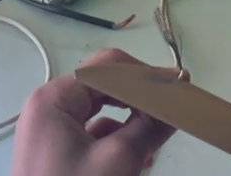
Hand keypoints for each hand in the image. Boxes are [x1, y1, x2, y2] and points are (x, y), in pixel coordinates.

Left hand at [11, 48, 180, 175]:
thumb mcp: (118, 161)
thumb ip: (150, 125)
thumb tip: (180, 97)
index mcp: (54, 99)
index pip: (109, 68)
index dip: (147, 75)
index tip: (182, 87)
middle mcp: (48, 108)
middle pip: (105, 88)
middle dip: (140, 100)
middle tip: (173, 110)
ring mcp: (49, 134)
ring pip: (101, 113)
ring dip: (131, 123)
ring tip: (157, 139)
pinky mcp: (54, 157)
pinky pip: (92, 136)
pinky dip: (117, 142)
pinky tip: (138, 160)